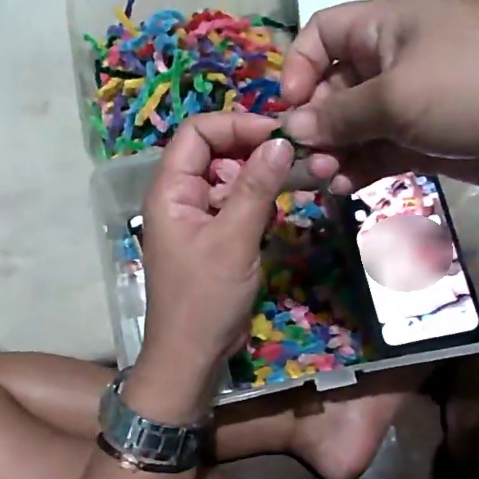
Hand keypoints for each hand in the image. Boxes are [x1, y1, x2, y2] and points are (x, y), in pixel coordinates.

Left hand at [129, 113, 300, 419]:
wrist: (192, 355)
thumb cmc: (204, 299)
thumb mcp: (233, 240)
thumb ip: (256, 188)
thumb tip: (282, 142)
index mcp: (171, 190)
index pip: (198, 132)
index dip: (237, 123)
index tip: (279, 133)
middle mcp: (182, 197)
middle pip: (218, 152)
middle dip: (258, 148)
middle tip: (302, 154)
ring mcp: (199, 218)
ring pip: (233, 178)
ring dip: (266, 175)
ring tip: (307, 174)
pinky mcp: (216, 238)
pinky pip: (239, 205)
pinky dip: (263, 200)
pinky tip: (291, 201)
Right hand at [277, 0, 478, 187]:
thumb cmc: (474, 83)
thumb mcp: (397, 96)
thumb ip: (339, 115)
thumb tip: (294, 126)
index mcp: (384, 27)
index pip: (322, 34)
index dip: (299, 67)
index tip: (290, 108)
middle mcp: (392, 61)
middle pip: (333, 89)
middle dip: (315, 124)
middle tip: (308, 159)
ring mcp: (411, 102)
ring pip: (354, 128)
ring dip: (334, 153)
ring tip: (327, 178)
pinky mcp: (426, 139)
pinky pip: (379, 152)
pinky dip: (359, 168)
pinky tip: (345, 186)